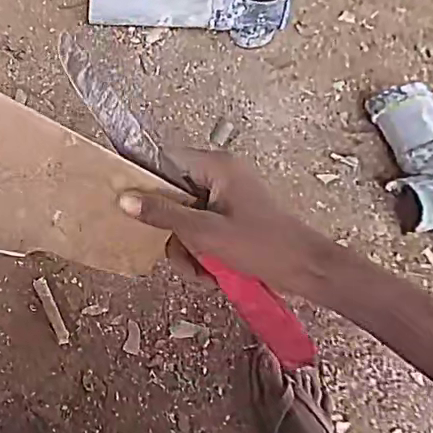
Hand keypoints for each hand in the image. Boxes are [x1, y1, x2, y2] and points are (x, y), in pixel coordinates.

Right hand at [117, 149, 356, 302]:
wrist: (308, 272)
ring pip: (182, 220)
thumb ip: (162, 214)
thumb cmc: (264, 246)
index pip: (164, 160)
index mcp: (216, 167)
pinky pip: (198, 232)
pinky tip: (211, 271)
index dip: (144, 180)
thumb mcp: (205, 232)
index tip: (129, 203)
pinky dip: (200, 253)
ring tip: (202, 269)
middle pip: (170, 196)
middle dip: (172, 232)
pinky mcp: (229, 220)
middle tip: (181, 252)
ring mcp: (224, 199)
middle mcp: (219, 177)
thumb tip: (124, 199)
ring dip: (186, 249)